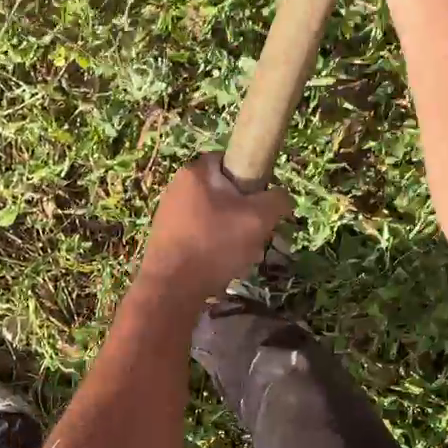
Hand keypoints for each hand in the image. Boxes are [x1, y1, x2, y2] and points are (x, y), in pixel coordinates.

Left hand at [136, 154, 291, 302]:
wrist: (171, 286)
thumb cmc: (214, 243)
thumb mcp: (258, 218)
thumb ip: (276, 200)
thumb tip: (280, 198)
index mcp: (194, 172)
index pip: (229, 161)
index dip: (251, 179)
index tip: (261, 202)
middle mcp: (177, 187)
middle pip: (224, 193)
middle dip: (245, 214)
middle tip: (256, 234)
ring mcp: (169, 213)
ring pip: (216, 218)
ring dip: (234, 235)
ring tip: (242, 255)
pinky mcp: (167, 237)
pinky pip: (202, 235)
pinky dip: (217, 248)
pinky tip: (224, 266)